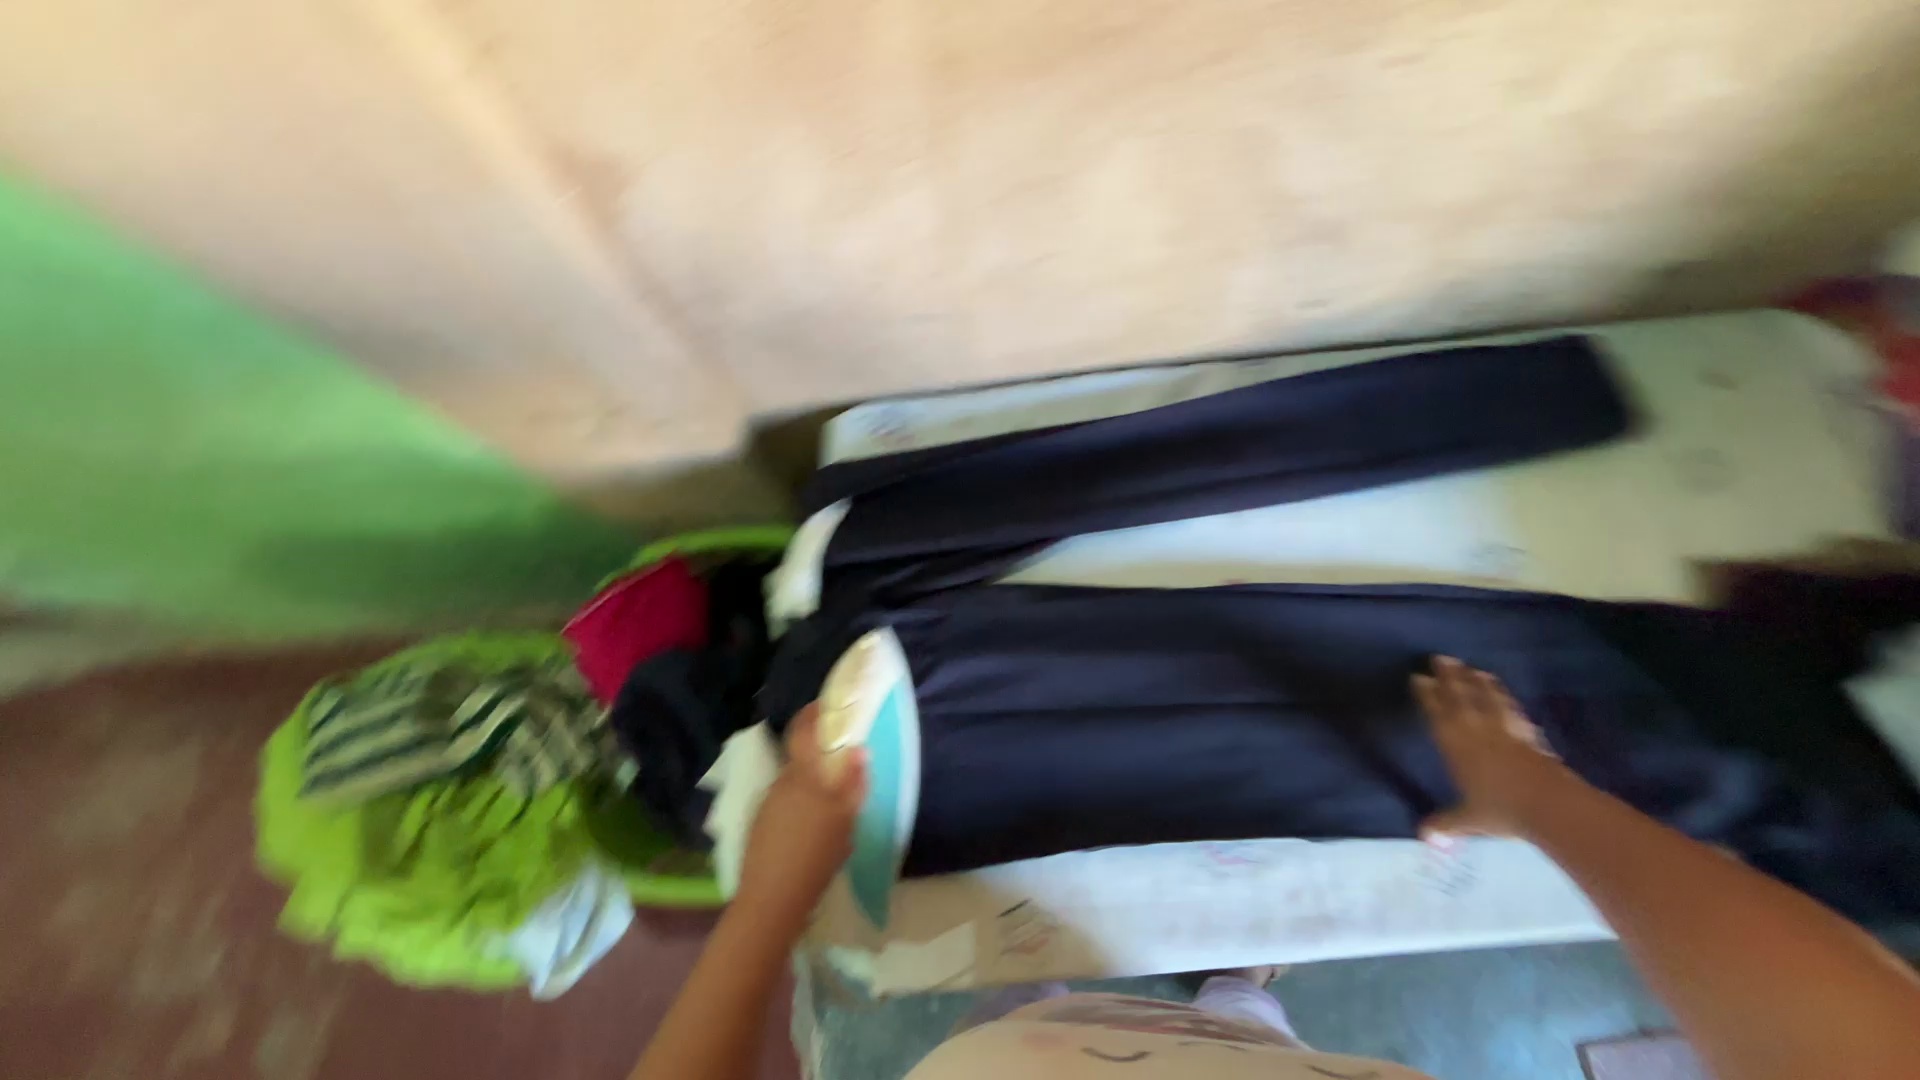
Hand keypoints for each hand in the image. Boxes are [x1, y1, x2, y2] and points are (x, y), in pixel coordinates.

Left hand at [735, 702, 868, 930]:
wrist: (772, 900)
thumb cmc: (816, 859)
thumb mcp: (845, 822)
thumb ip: (853, 783)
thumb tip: (859, 751)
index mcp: (803, 777)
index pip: (804, 731)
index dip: (814, 714)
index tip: (828, 705)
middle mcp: (782, 783)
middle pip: (800, 757)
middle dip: (818, 755)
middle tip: (842, 764)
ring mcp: (767, 804)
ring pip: (793, 782)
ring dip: (809, 784)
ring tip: (829, 804)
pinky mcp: (759, 824)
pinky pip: (784, 803)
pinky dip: (798, 805)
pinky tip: (809, 829)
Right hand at [1411, 656, 1582, 843]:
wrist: (1552, 807)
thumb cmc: (1501, 811)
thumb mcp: (1468, 820)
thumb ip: (1446, 824)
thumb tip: (1424, 838)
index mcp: (1456, 745)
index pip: (1437, 712)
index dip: (1428, 694)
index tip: (1418, 676)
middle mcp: (1479, 732)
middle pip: (1463, 697)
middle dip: (1451, 677)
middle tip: (1442, 657)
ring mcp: (1508, 733)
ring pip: (1491, 701)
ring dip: (1482, 684)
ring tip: (1476, 670)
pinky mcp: (1532, 739)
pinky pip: (1517, 716)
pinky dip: (1510, 705)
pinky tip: (1511, 702)